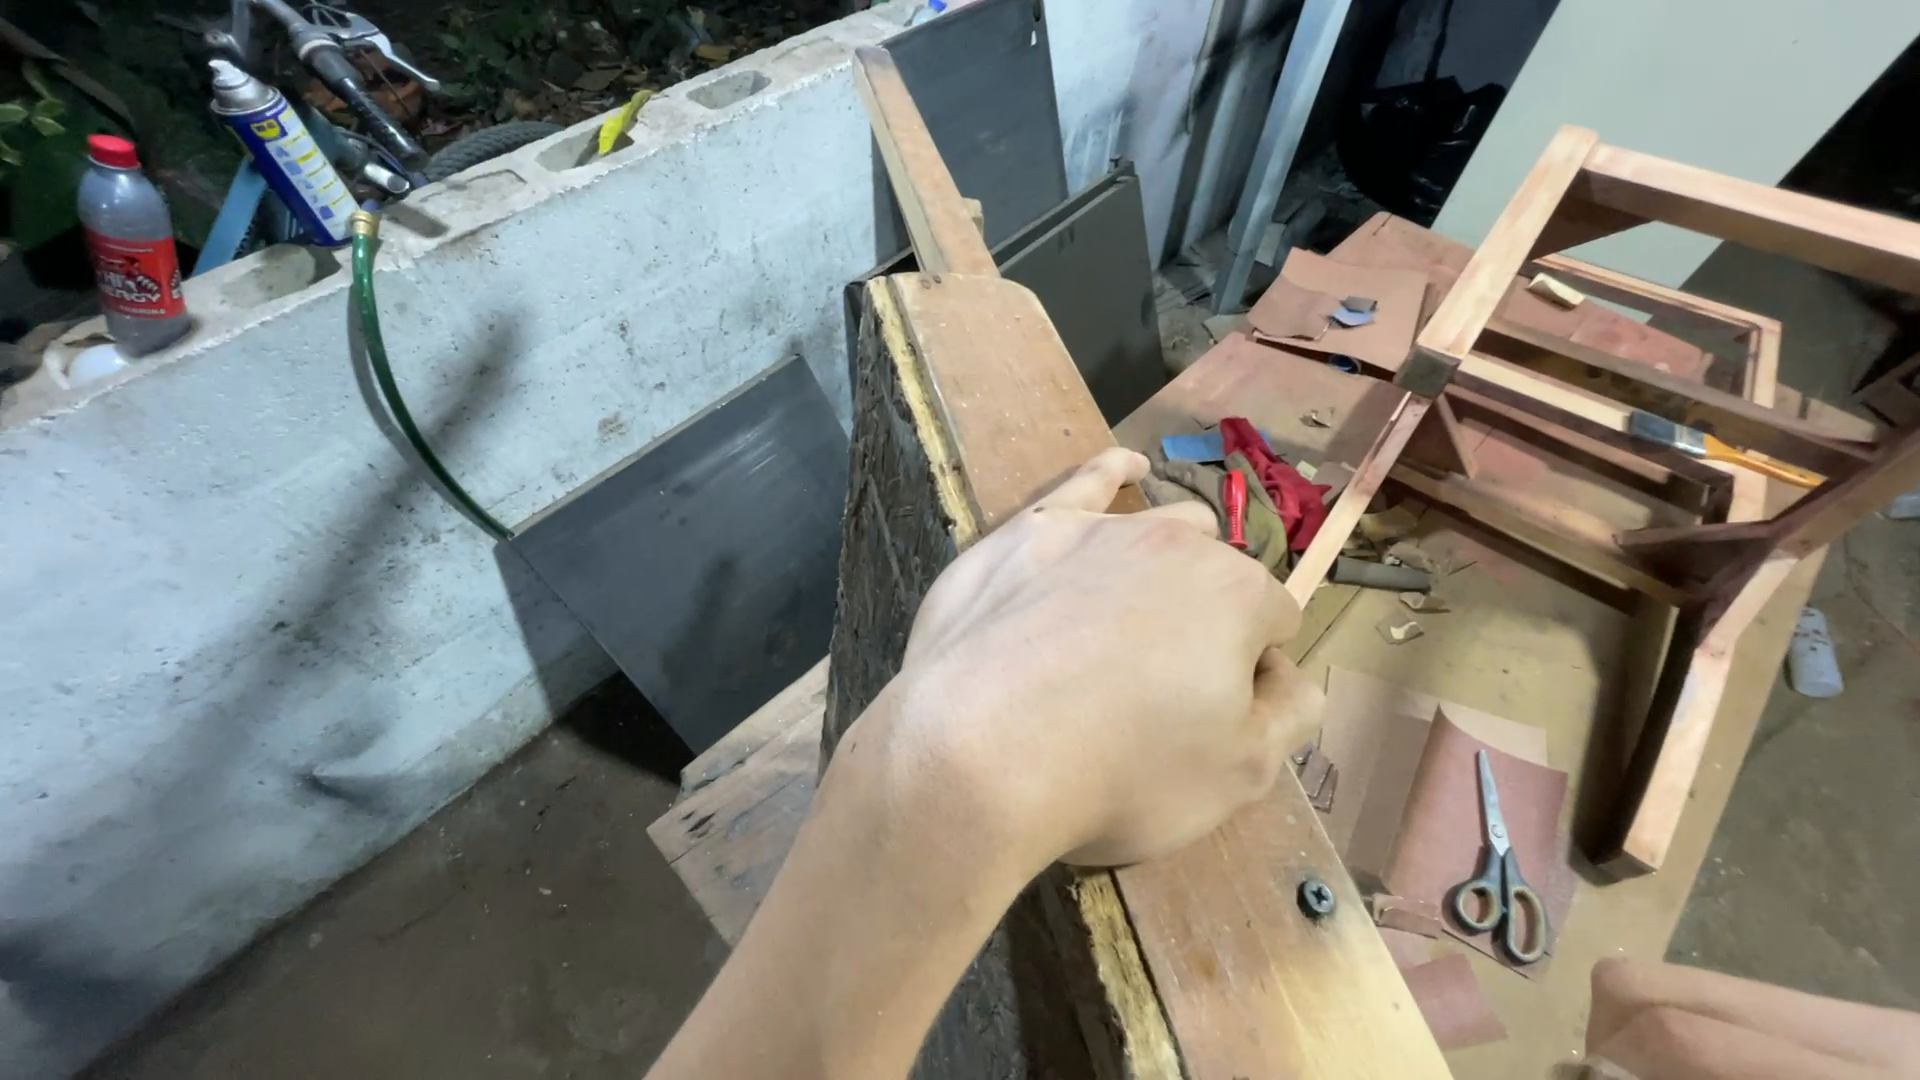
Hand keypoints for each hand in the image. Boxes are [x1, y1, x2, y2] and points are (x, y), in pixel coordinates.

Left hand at [851, 447, 1323, 868]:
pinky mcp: (1026, 531)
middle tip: (1163, 680)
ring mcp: (1094, 529)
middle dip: (1208, 614)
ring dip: (1167, 559)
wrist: (980, 752)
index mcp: (1237, 595)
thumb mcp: (1240, 775)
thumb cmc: (1121, 773)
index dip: (1254, 668)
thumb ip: (1289, 712)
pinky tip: (1126, 469)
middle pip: (1215, 571)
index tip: (1215, 709)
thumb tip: (1285, 671)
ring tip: (1143, 607)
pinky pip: (1085, 481)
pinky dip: (1113, 472)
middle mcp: (1172, 543)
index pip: (1272, 621)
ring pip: (1158, 528)